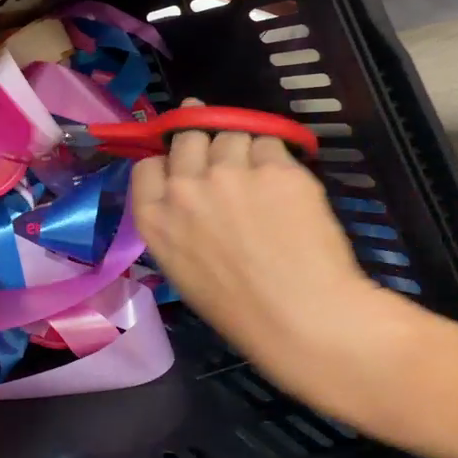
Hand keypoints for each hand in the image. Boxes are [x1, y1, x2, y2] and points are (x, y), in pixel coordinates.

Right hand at [129, 102, 392, 408]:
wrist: (308, 323)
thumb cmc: (241, 311)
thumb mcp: (180, 267)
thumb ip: (174, 220)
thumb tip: (188, 191)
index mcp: (154, 216)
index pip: (149, 164)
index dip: (168, 163)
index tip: (185, 170)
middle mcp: (184, 188)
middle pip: (187, 137)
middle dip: (203, 139)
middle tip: (223, 154)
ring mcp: (230, 174)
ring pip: (231, 134)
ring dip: (243, 146)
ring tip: (262, 174)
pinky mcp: (277, 171)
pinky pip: (272, 144)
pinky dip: (279, 158)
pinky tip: (289, 186)